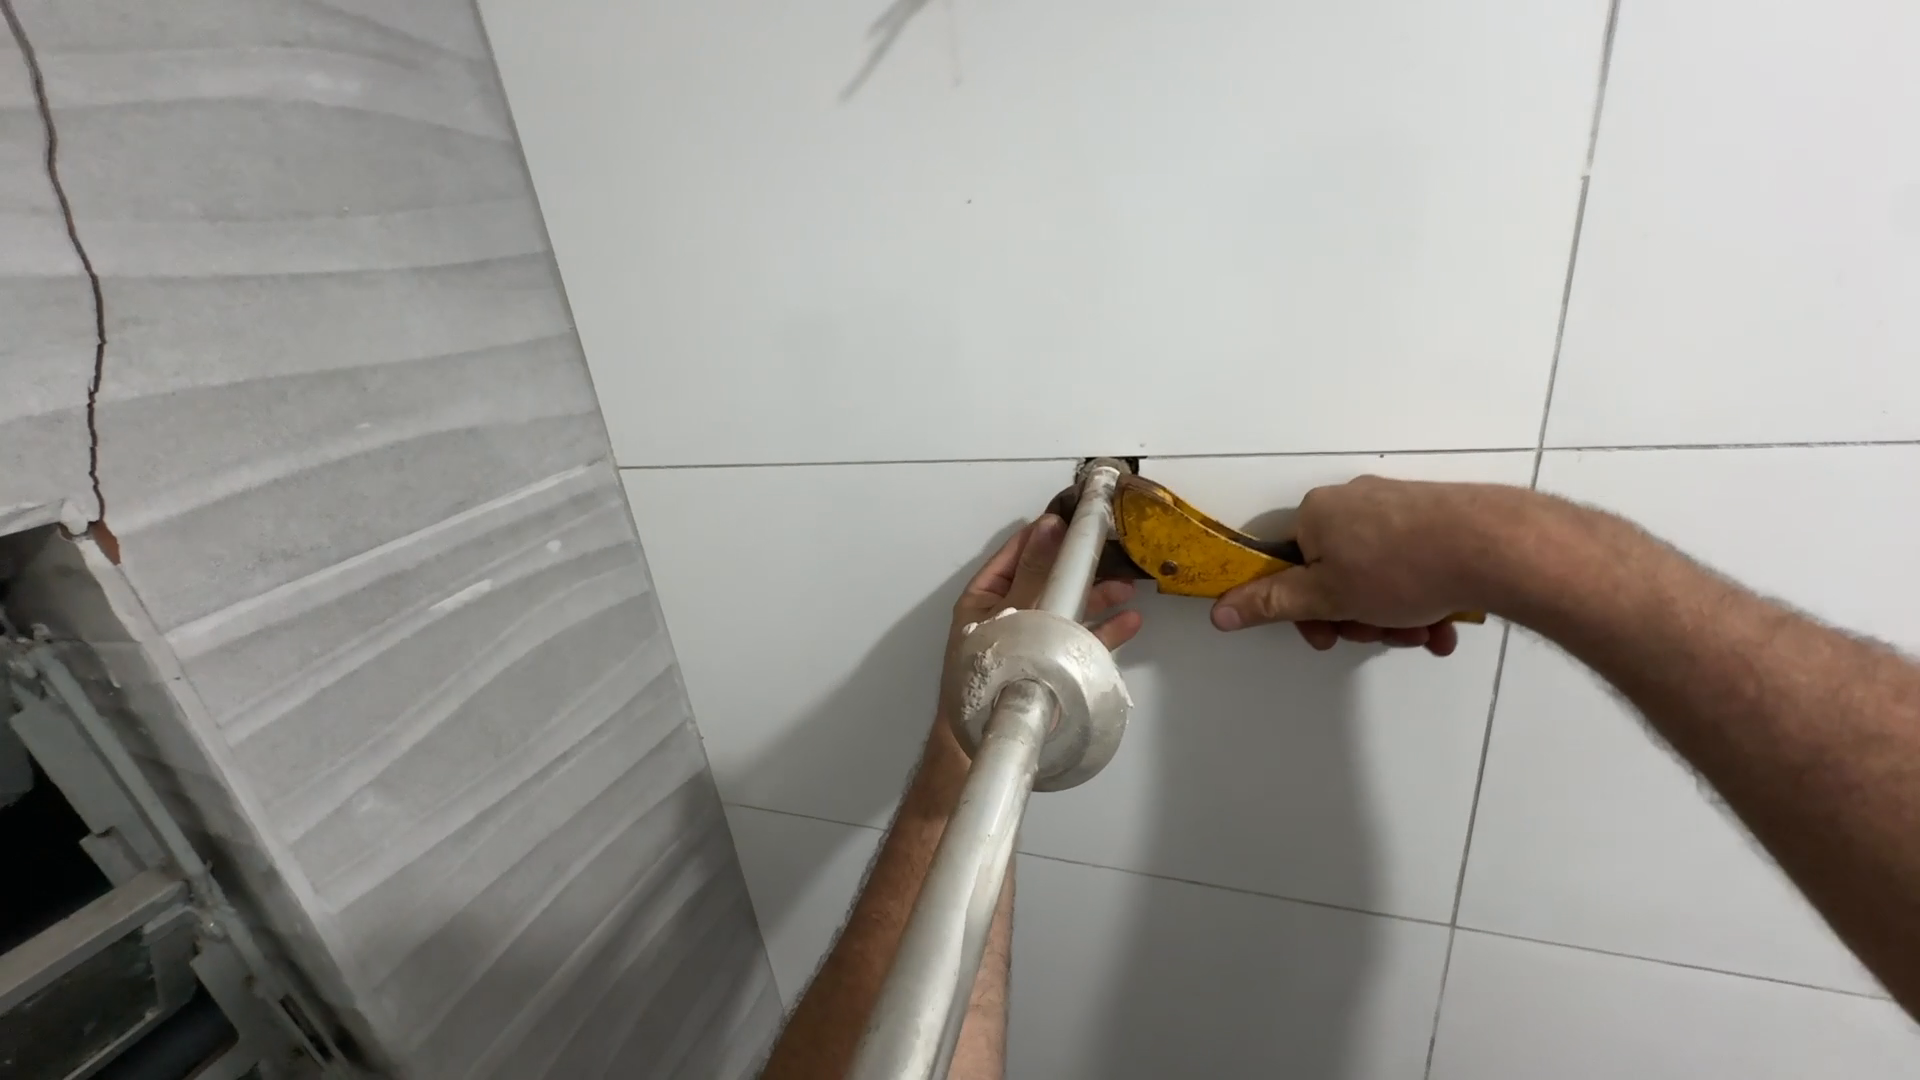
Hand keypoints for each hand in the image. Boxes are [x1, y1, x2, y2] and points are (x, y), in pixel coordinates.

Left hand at [946, 513, 1143, 695]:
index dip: (1046, 532)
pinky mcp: (1052, 664)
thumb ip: (1035, 572)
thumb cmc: (988, 674)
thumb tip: (1051, 526)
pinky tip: (1129, 621)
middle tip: (1109, 549)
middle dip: (1079, 566)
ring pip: (1068, 607)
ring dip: (1098, 595)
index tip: (1077, 517)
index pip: (1018, 552)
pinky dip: (1104, 630)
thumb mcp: (1013, 612)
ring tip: (1127, 585)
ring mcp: (1033, 639)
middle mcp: (1008, 614)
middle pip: (1049, 579)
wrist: (995, 737)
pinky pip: (1080, 639)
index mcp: (986, 596)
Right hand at [1208, 476, 1516, 656]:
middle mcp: (1352, 501)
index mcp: (1316, 513)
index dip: (1302, 608)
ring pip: (1377, 572)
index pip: (1288, 563)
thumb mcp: (1325, 598)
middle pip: (1334, 570)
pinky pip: (1414, 562)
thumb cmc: (1399, 571)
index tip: (1326, 636)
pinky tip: (1442, 627)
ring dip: (1391, 613)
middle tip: (1377, 637)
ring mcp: (1398, 506)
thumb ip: (1269, 605)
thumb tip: (1217, 614)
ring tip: (1420, 635)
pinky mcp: (1440, 516)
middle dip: (1354, 614)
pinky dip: (1422, 597)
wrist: (1499, 547)